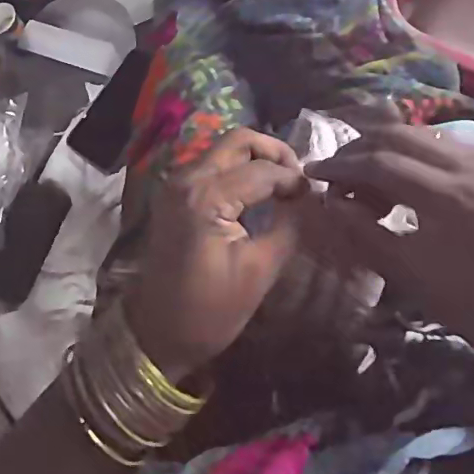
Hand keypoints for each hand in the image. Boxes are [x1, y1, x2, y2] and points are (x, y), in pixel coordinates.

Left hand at [126, 128, 310, 381]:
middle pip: (238, 141)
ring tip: (282, 184)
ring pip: (222, 150)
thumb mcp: (259, 270)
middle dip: (274, 152)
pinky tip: (256, 191)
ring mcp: (174, 184)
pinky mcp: (172, 195)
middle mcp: (186, 179)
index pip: (263, 170)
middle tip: (298, 179)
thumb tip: (308, 200)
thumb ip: (288, 226)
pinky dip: (236, 170)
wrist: (157, 332)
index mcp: (206, 196)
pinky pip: (209, 166)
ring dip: (254, 159)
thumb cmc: (210, 309)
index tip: (315, 196)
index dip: (294, 179)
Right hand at [306, 125, 473, 392]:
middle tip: (333, 172)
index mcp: (454, 197)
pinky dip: (410, 155)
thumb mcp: (410, 272)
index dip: (340, 166)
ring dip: (382, 149)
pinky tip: (397, 179)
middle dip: (357, 150)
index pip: (381, 163)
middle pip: (398, 136)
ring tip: (361, 178)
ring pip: (419, 135)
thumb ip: (363, 230)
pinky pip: (441, 145)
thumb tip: (328, 201)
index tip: (312, 174)